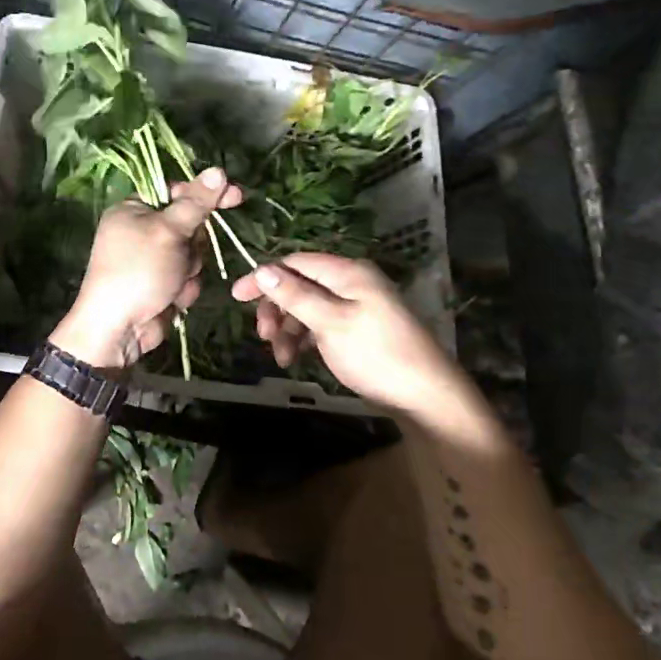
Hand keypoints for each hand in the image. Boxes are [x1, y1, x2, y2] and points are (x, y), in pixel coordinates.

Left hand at [50, 167, 243, 367]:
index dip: (205, 195)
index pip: (177, 191)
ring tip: (173, 282)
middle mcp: (141, 230)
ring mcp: (151, 258)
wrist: (119, 328)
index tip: (236, 196)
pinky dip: (184, 288)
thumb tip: (218, 170)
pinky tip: (172, 299)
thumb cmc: (138, 271)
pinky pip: (187, 276)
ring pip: (193, 253)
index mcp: (134, 208)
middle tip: (183, 255)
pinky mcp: (160, 283)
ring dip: (189, 268)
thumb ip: (195, 203)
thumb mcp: (168, 231)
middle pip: (190, 224)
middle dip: (194, 244)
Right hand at [231, 253, 460, 408]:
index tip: (236, 298)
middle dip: (276, 309)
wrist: (424, 396)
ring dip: (288, 329)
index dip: (264, 278)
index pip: (294, 263)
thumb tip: (262, 270)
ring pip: (306, 308)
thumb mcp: (330, 323)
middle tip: (263, 336)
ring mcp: (354, 306)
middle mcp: (350, 283)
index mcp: (347, 272)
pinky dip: (303, 339)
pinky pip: (319, 325)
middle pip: (298, 285)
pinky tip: (295, 359)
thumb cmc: (376, 354)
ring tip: (282, 358)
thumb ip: (295, 295)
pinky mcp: (356, 329)